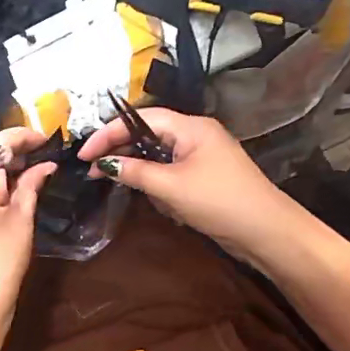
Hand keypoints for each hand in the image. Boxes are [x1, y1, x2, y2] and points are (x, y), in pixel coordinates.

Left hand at [0, 127, 56, 350]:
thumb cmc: (4, 262)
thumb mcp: (22, 219)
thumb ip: (30, 184)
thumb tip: (45, 163)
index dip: (21, 136)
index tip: (46, 138)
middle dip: (11, 148)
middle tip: (42, 152)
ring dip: (1, 163)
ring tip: (31, 166)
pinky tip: (10, 183)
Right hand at [78, 107, 311, 266]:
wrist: (265, 231)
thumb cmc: (218, 201)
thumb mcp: (169, 186)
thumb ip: (134, 172)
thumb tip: (103, 165)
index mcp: (190, 127)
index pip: (140, 119)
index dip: (108, 133)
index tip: (84, 154)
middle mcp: (195, 134)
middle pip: (146, 133)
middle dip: (119, 150)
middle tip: (91, 169)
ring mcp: (200, 155)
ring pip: (156, 153)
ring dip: (136, 167)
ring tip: (113, 182)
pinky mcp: (202, 176)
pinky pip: (168, 170)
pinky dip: (152, 180)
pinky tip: (145, 194)